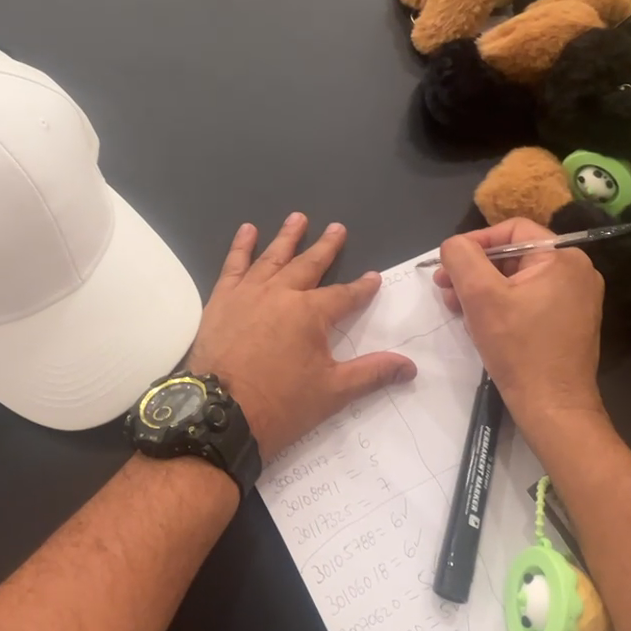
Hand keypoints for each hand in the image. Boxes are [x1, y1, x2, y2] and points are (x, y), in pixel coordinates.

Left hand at [188, 214, 416, 459]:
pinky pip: (233, 265)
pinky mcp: (221, 299)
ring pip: (272, 257)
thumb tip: (410, 366)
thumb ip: (372, 373)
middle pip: (309, 265)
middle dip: (326, 247)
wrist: (220, 413)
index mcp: (310, 313)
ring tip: (298, 218)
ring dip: (287, 237)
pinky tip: (247, 231)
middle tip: (337, 228)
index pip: (344, 295)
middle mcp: (281, 293)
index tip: (373, 277)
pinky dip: (241, 247)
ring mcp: (248, 293)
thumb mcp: (333, 392)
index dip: (361, 287)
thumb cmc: (280, 404)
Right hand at [433, 218, 604, 422]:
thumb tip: (453, 245)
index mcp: (563, 258)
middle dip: (474, 270)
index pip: (511, 229)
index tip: (448, 264)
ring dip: (482, 289)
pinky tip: (479, 323)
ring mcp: (575, 299)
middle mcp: (576, 272)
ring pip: (516, 279)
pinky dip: (500, 306)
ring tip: (457, 309)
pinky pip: (527, 300)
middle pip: (512, 254)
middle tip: (445, 289)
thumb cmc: (518, 348)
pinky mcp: (568, 322)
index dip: (475, 242)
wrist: (552, 408)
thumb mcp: (480, 295)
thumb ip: (461, 257)